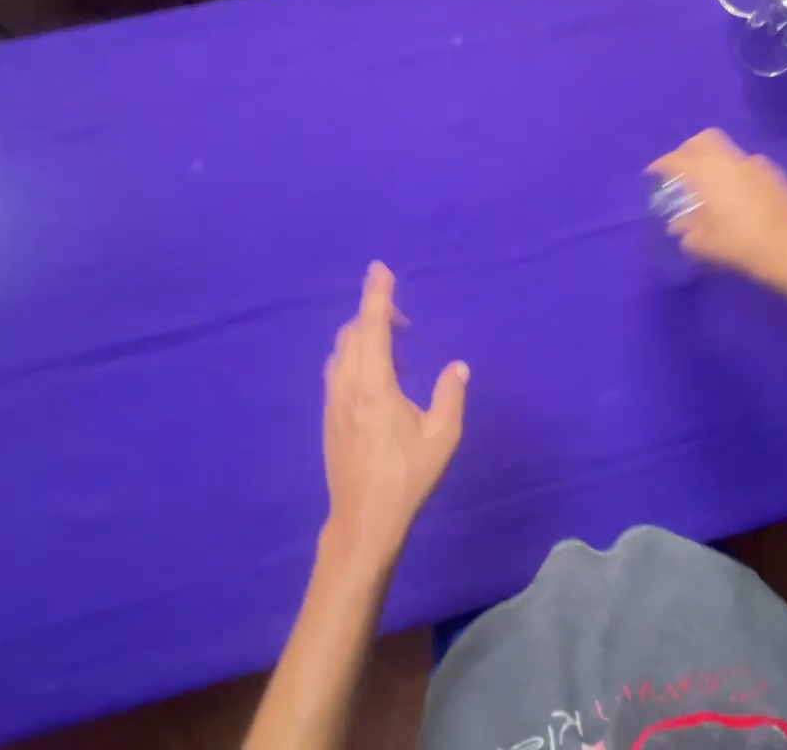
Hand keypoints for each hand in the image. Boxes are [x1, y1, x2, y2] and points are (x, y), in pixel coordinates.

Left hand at [320, 262, 467, 572]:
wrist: (363, 518)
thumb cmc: (407, 477)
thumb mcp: (442, 437)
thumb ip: (450, 395)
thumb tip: (457, 367)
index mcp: (375, 385)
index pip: (374, 327)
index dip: (378, 296)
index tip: (380, 269)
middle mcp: (348, 386)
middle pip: (353, 333)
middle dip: (374, 314)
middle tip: (405, 319)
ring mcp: (334, 402)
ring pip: (341, 351)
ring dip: (363, 335)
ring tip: (395, 345)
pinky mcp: (329, 417)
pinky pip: (338, 370)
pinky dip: (355, 355)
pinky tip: (377, 375)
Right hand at [648, 129, 786, 280]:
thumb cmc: (737, 242)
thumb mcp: (703, 242)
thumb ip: (687, 230)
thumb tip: (678, 226)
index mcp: (704, 172)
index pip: (675, 159)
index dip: (660, 165)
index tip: (653, 173)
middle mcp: (727, 160)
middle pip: (702, 139)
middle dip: (688, 149)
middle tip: (682, 167)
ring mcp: (753, 162)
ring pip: (727, 150)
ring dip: (714, 160)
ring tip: (711, 182)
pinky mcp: (773, 172)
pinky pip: (747, 164)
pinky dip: (736, 172)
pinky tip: (738, 192)